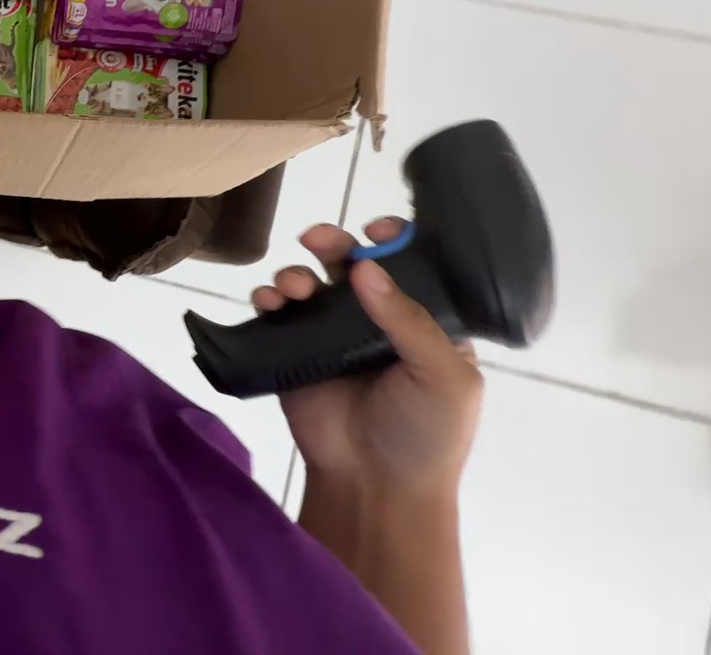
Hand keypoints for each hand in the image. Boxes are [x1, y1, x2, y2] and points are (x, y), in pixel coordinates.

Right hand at [252, 220, 483, 497]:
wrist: (374, 480)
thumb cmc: (426, 431)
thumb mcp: (444, 378)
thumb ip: (410, 321)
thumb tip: (367, 268)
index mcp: (420, 321)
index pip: (408, 267)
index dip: (395, 241)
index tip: (377, 230)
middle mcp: (371, 319)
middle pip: (348, 263)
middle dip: (332, 243)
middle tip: (317, 239)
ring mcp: (326, 332)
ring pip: (306, 281)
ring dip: (295, 273)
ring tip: (295, 289)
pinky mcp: (289, 347)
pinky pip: (273, 311)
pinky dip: (266, 297)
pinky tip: (269, 303)